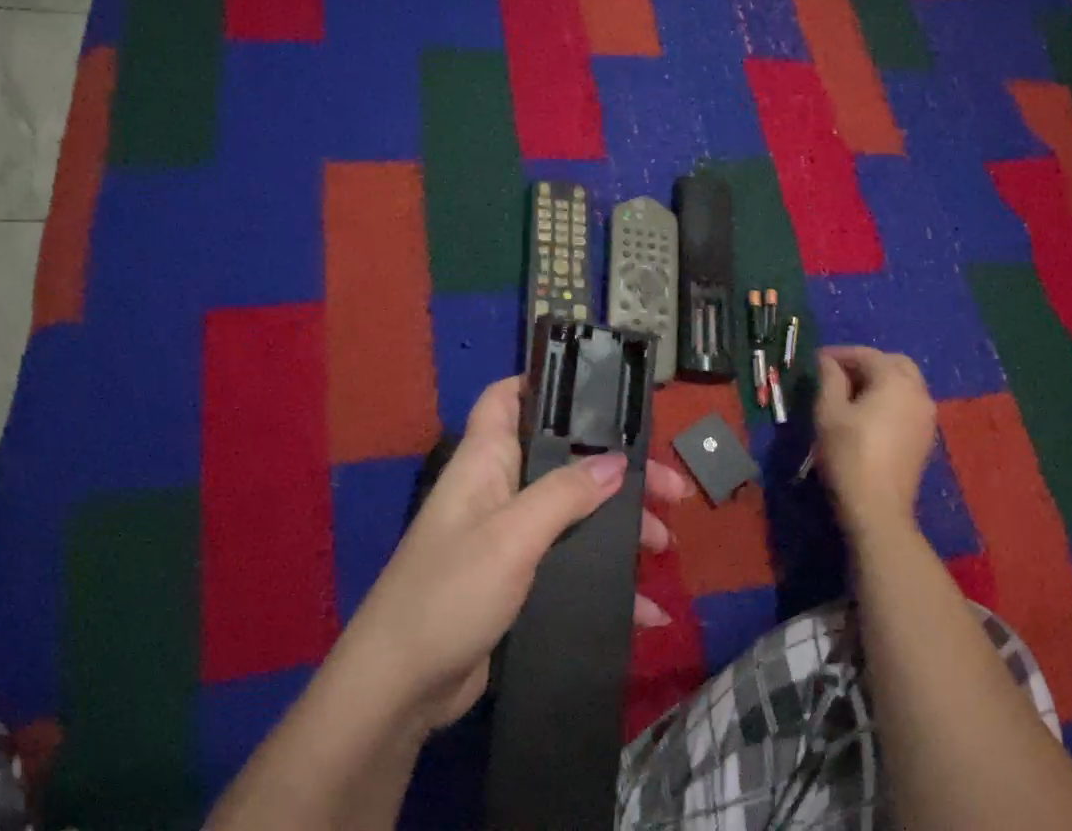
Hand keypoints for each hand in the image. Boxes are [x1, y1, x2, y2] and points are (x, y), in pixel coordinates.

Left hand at [331, 377, 691, 733]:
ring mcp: (507, 541)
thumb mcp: (511, 536)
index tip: (604, 393)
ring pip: (574, 516)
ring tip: (664, 545)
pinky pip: (571, 568)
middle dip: (616, 471)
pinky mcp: (518, 585)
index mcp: (484, 463)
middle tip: (670, 490)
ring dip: (620, 526)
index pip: (508, 399)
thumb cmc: (450, 593)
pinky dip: (607, 582)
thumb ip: (564, 494)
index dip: (546, 384)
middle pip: (563, 462)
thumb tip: (616, 461)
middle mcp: (497, 492)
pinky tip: (647, 609)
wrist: (401, 687)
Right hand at [814, 346, 937, 534]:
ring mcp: (927, 416)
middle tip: (838, 373)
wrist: (877, 507)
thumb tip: (828, 362)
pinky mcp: (926, 436)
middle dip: (866, 363)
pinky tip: (868, 413)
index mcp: (895, 381)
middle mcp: (919, 392)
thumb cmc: (848, 454)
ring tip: (850, 393)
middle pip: (895, 363)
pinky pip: (909, 404)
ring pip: (906, 384)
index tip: (817, 360)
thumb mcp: (829, 412)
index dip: (840, 354)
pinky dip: (890, 399)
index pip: (867, 355)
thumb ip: (829, 379)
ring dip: (880, 380)